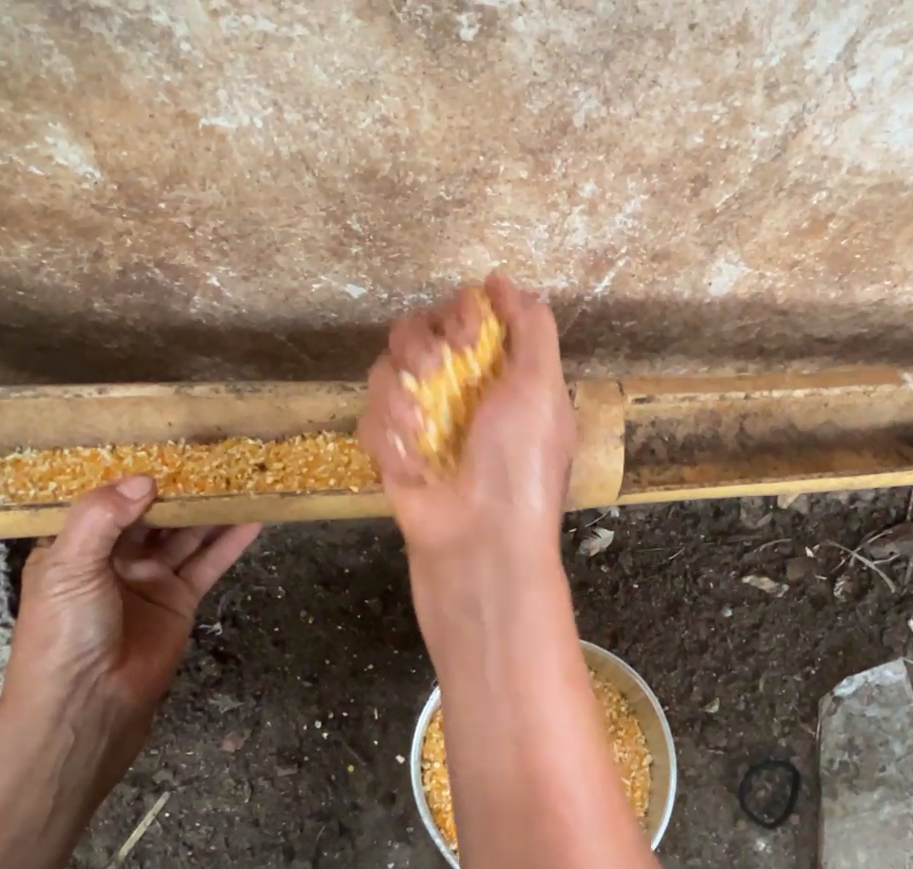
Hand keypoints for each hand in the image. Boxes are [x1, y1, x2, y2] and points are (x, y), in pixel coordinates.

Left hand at [0, 476, 259, 784]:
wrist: (88, 700)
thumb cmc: (64, 630)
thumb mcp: (68, 565)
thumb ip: (102, 517)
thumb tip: (146, 479)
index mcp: (73, 544)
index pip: (106, 500)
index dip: (133, 475)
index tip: (164, 446)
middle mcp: (113, 557)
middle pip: (152, 514)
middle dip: (179, 488)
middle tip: (213, 456)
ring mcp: (150, 579)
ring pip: (185, 535)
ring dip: (210, 510)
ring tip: (240, 478)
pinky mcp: (181, 599)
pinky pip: (209, 562)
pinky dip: (231, 541)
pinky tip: (254, 517)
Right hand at [358, 274, 575, 560]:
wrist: (482, 543)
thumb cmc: (521, 466)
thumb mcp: (543, 388)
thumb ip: (530, 327)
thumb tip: (501, 280)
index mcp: (502, 374)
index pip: (465, 315)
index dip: (460, 313)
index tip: (469, 335)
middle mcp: (461, 391)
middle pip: (416, 332)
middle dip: (422, 346)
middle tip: (437, 372)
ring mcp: (423, 421)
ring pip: (385, 370)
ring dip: (400, 395)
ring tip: (420, 427)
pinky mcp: (391, 451)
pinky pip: (370, 418)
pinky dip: (387, 438)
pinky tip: (411, 465)